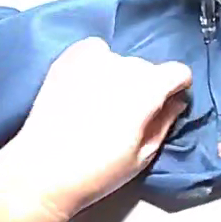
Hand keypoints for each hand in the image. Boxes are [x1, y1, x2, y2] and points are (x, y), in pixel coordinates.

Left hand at [0, 39, 192, 221]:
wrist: (41, 171)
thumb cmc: (96, 170)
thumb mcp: (143, 155)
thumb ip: (165, 122)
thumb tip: (175, 102)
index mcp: (148, 87)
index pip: (179, 71)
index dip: (176, 88)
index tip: (167, 103)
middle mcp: (124, 64)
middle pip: (148, 68)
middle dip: (146, 86)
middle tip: (128, 114)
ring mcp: (94, 57)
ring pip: (121, 61)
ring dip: (119, 77)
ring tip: (101, 104)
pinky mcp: (69, 57)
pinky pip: (95, 51)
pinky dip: (96, 63)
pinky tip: (85, 87)